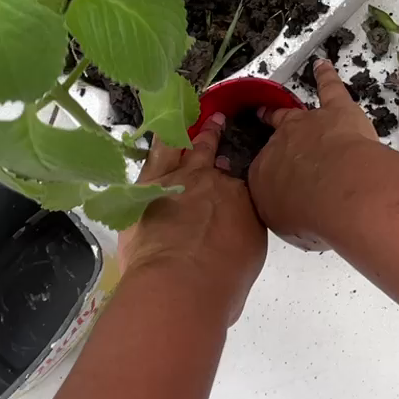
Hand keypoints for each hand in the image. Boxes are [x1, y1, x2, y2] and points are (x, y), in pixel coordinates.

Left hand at [120, 114, 267, 323]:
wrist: (183, 283)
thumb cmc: (222, 279)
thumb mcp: (249, 252)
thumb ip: (243, 231)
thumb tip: (237, 227)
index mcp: (240, 197)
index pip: (238, 179)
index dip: (233, 173)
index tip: (230, 169)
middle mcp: (212, 180)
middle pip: (213, 153)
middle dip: (215, 136)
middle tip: (217, 122)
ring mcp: (179, 179)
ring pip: (184, 146)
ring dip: (189, 131)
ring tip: (189, 115)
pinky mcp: (148, 185)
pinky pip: (157, 152)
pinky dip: (162, 137)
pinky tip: (162, 128)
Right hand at [247, 59, 383, 249]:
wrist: (339, 191)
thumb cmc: (313, 215)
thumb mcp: (290, 227)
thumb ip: (290, 216)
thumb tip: (299, 217)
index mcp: (263, 176)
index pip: (262, 174)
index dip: (270, 176)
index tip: (275, 180)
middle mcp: (281, 145)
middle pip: (274, 139)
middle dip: (271, 138)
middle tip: (263, 134)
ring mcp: (308, 123)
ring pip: (295, 113)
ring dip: (288, 111)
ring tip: (279, 107)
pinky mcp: (336, 110)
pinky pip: (328, 88)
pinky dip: (325, 76)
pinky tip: (322, 66)